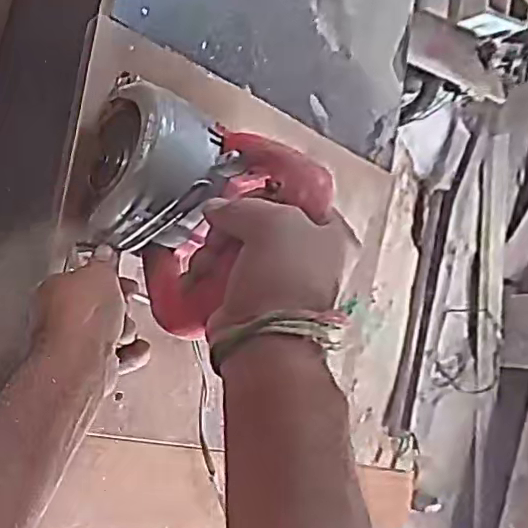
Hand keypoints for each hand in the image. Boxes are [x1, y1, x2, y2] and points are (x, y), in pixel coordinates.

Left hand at [32, 245, 151, 385]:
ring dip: (125, 331)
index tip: (121, 278)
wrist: (81, 363)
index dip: (106, 277)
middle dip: (119, 307)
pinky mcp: (85, 369)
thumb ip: (103, 262)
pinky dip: (128, 355)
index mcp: (52, 291)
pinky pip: (115, 358)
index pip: (81, 279)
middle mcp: (56, 320)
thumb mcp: (99, 273)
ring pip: (109, 333)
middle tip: (125, 306)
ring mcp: (70, 346)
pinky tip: (131, 351)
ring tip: (123, 333)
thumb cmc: (81, 318)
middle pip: (98, 308)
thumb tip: (104, 254)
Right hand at [191, 197, 357, 337]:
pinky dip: (202, 275)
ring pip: (230, 250)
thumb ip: (245, 206)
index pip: (296, 196)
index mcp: (329, 234)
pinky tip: (198, 277)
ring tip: (207, 264)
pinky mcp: (240, 300)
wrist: (260, 339)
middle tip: (220, 235)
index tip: (238, 189)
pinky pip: (215, 276)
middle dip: (228, 228)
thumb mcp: (275, 224)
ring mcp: (268, 280)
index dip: (266, 190)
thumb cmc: (283, 283)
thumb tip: (217, 207)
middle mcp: (301, 257)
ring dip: (211, 254)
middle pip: (254, 225)